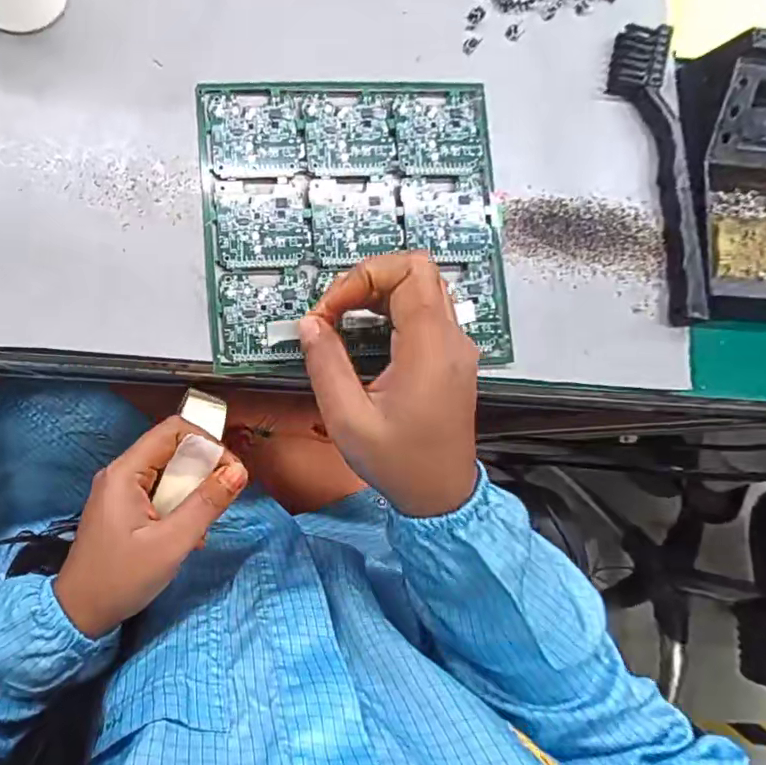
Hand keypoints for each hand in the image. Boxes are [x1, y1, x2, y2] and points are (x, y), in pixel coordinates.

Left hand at [54, 416, 248, 638]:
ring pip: (167, 475)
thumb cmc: (121, 579)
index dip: (208, 444)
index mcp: (124, 473)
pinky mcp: (121, 510)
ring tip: (199, 529)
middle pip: (171, 451)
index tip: (231, 474)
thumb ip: (206, 504)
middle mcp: (119, 474)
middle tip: (219, 504)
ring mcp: (118, 493)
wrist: (80, 611)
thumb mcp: (171, 543)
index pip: (173, 431)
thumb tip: (238, 472)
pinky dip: (177, 510)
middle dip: (202, 473)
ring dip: (191, 496)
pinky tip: (185, 538)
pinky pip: (157, 495)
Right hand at [297, 251, 479, 517]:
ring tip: (342, 320)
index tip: (327, 311)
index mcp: (430, 349)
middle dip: (367, 279)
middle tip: (332, 310)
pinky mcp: (450, 359)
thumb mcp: (348, 419)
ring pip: (422, 288)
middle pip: (417, 270)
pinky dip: (390, 311)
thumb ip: (326, 366)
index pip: (406, 272)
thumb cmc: (399, 463)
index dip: (360, 278)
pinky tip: (363, 335)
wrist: (439, 494)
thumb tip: (310, 326)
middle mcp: (451, 340)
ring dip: (379, 293)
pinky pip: (424, 313)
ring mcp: (455, 348)